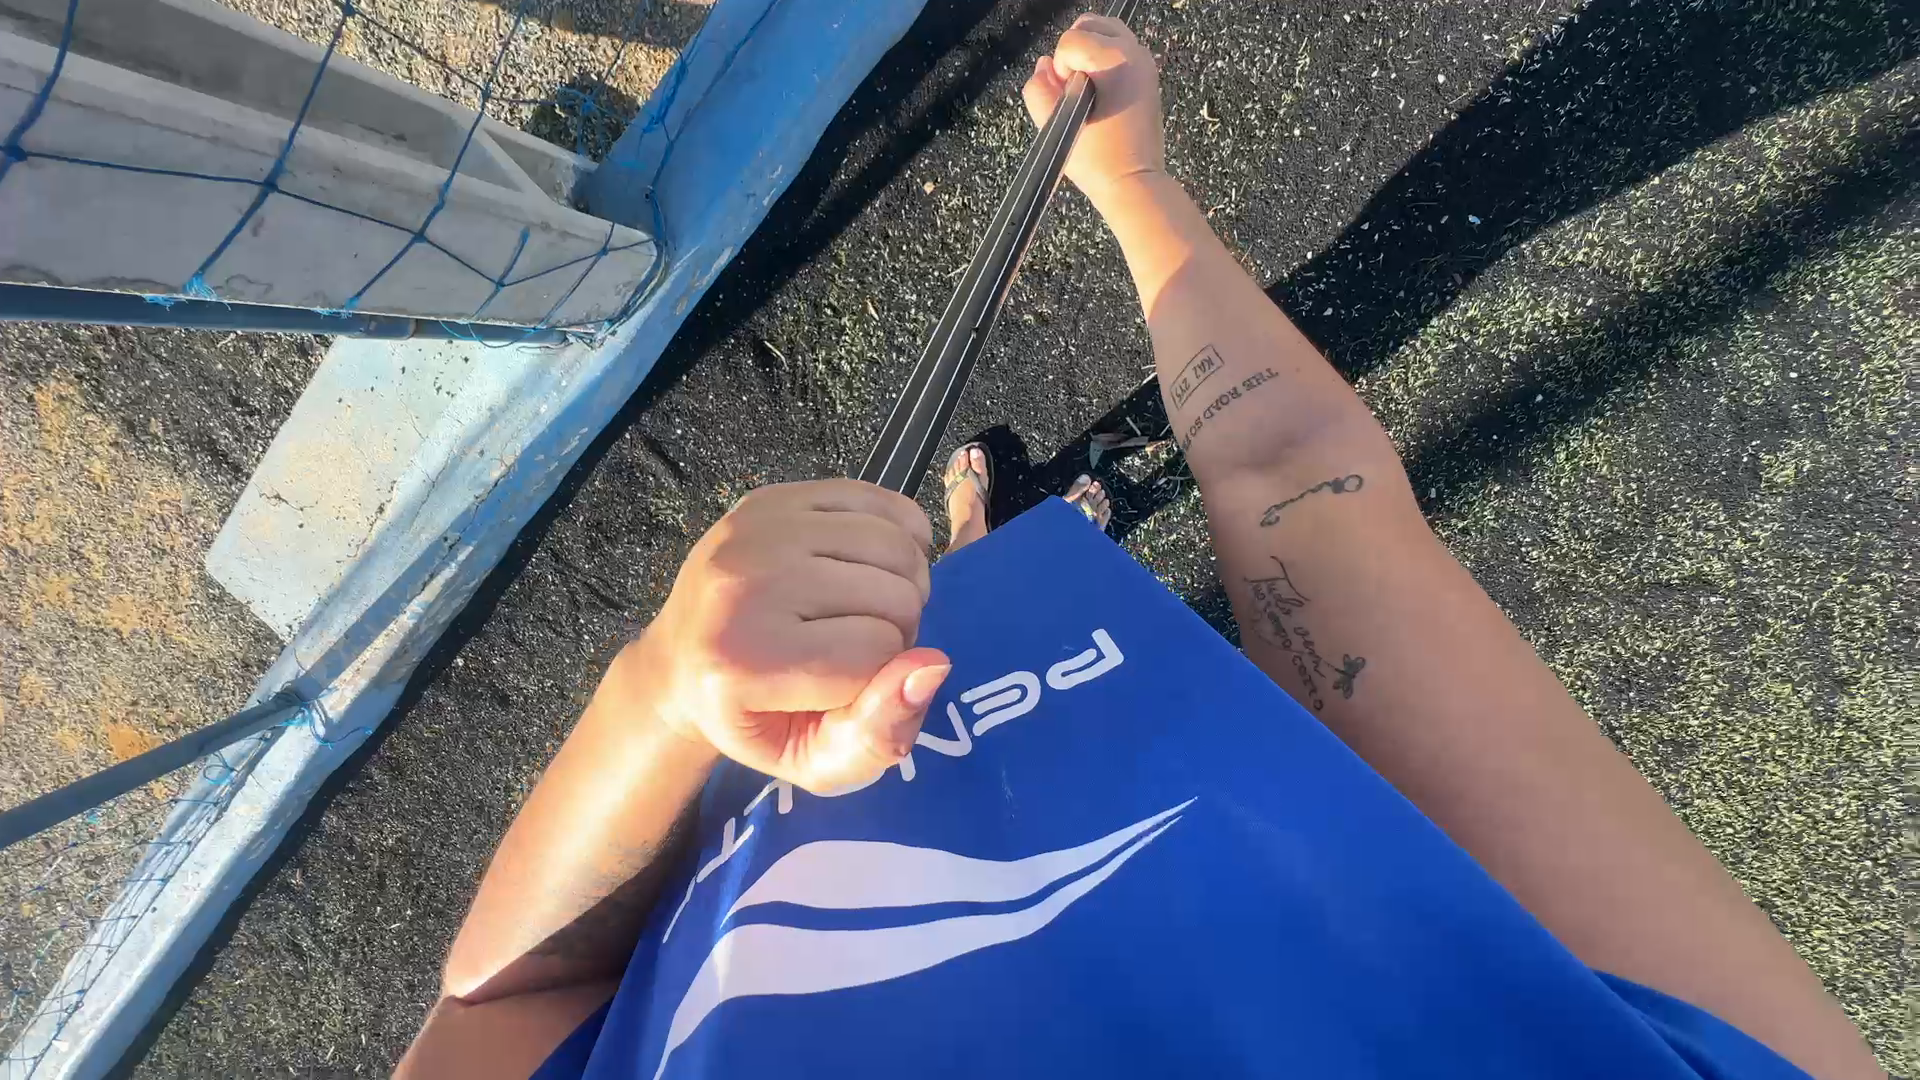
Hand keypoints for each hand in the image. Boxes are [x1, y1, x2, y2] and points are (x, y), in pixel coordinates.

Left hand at [617, 479, 950, 793]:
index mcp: (745, 660)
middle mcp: (744, 583)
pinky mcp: (772, 497)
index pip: (878, 653)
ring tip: (870, 607)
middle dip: (899, 628)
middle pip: (893, 595)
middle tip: (863, 645)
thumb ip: (879, 733)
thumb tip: (934, 664)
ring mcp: (756, 529)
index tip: (848, 686)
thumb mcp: (814, 762)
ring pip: (895, 546)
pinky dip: (902, 535)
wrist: (683, 661)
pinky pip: (881, 502)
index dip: (884, 676)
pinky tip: (878, 564)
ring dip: (904, 583)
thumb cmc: (756, 719)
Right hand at [1022, 13, 1165, 205]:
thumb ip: (1039, 91)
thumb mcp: (1057, 128)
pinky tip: (1098, 96)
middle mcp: (1134, 52)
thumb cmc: (1099, 163)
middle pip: (1089, 24)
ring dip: (1088, 55)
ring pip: (1105, 33)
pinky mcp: (1146, 76)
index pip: (1070, 40)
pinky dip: (1103, 64)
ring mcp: (1144, 62)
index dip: (1060, 68)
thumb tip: (1042, 68)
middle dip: (1073, 52)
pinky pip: (1118, 52)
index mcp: (1115, 60)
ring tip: (1085, 93)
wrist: (1134, 184)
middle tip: (1074, 90)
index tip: (1069, 97)